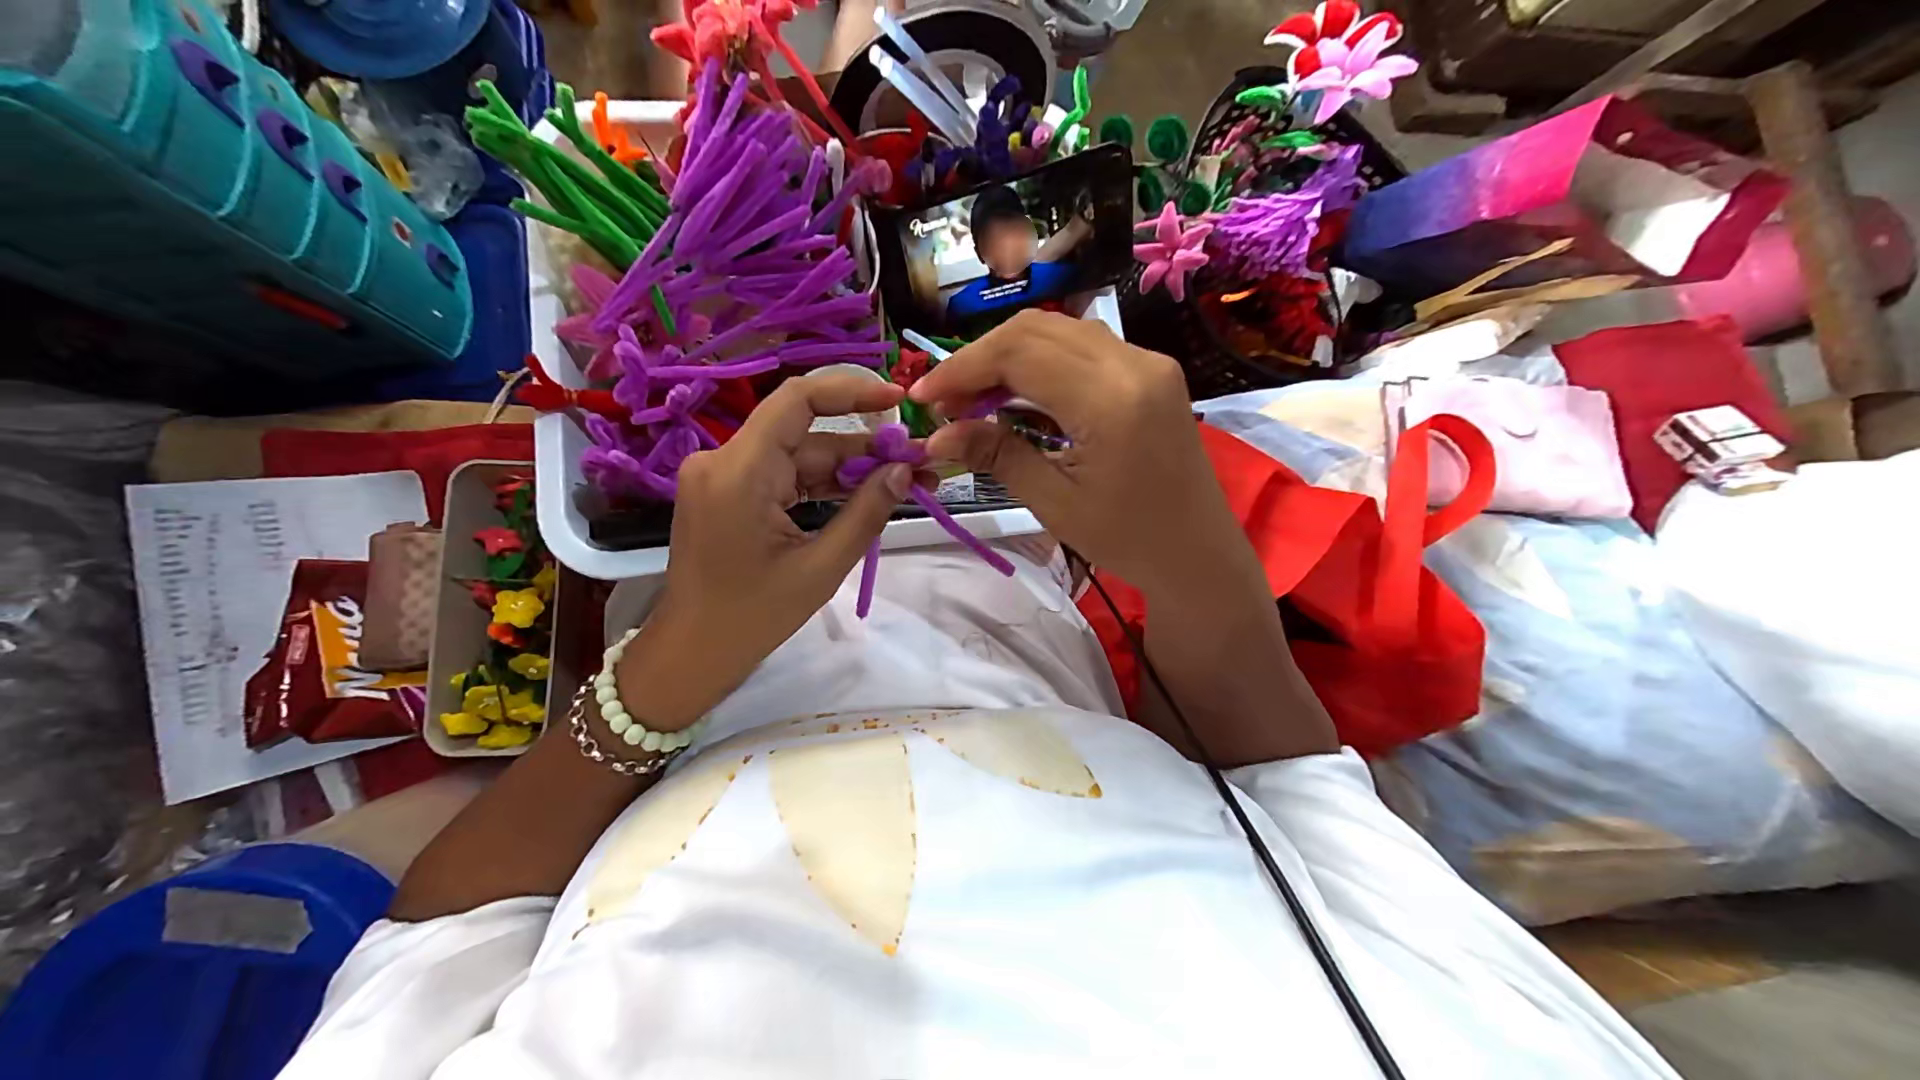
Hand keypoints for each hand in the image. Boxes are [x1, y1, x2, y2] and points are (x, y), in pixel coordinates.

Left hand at [615, 375, 923, 729]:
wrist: (692, 652)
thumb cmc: (753, 618)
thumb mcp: (821, 568)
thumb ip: (866, 512)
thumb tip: (905, 470)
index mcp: (740, 472)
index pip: (797, 400)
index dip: (851, 390)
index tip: (897, 399)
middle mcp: (724, 460)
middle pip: (806, 434)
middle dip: (865, 447)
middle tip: (920, 463)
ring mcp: (722, 475)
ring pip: (799, 456)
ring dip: (849, 469)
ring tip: (906, 481)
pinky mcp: (728, 492)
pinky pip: (784, 475)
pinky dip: (822, 484)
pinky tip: (864, 493)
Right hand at [910, 310, 1243, 594]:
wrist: (1197, 553)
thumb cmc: (1128, 540)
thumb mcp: (1054, 503)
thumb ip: (996, 455)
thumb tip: (936, 436)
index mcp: (1112, 398)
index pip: (1020, 353)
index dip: (963, 368)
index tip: (923, 397)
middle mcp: (1134, 363)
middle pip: (1036, 329)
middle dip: (981, 359)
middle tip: (946, 401)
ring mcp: (1147, 362)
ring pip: (1059, 333)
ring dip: (1009, 358)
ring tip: (974, 400)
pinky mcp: (1150, 371)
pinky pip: (1083, 348)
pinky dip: (1041, 364)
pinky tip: (1017, 396)